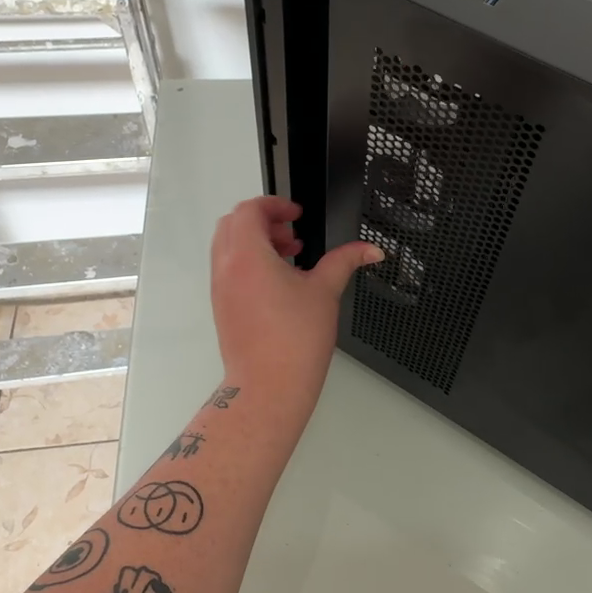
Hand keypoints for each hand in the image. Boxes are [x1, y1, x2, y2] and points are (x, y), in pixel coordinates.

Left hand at [208, 197, 381, 411]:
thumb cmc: (294, 341)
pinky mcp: (222, 307)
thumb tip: (371, 250)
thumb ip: (346, 261)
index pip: (249, 210)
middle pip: (234, 224)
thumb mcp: (326, 291)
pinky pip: (229, 269)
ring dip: (256, 241)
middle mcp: (226, 268)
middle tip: (292, 233)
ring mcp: (220, 289)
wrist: (268, 387)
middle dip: (264, 221)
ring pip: (228, 246)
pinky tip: (279, 281)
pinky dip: (248, 262)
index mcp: (247, 256)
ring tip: (290, 256)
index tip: (296, 214)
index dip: (274, 205)